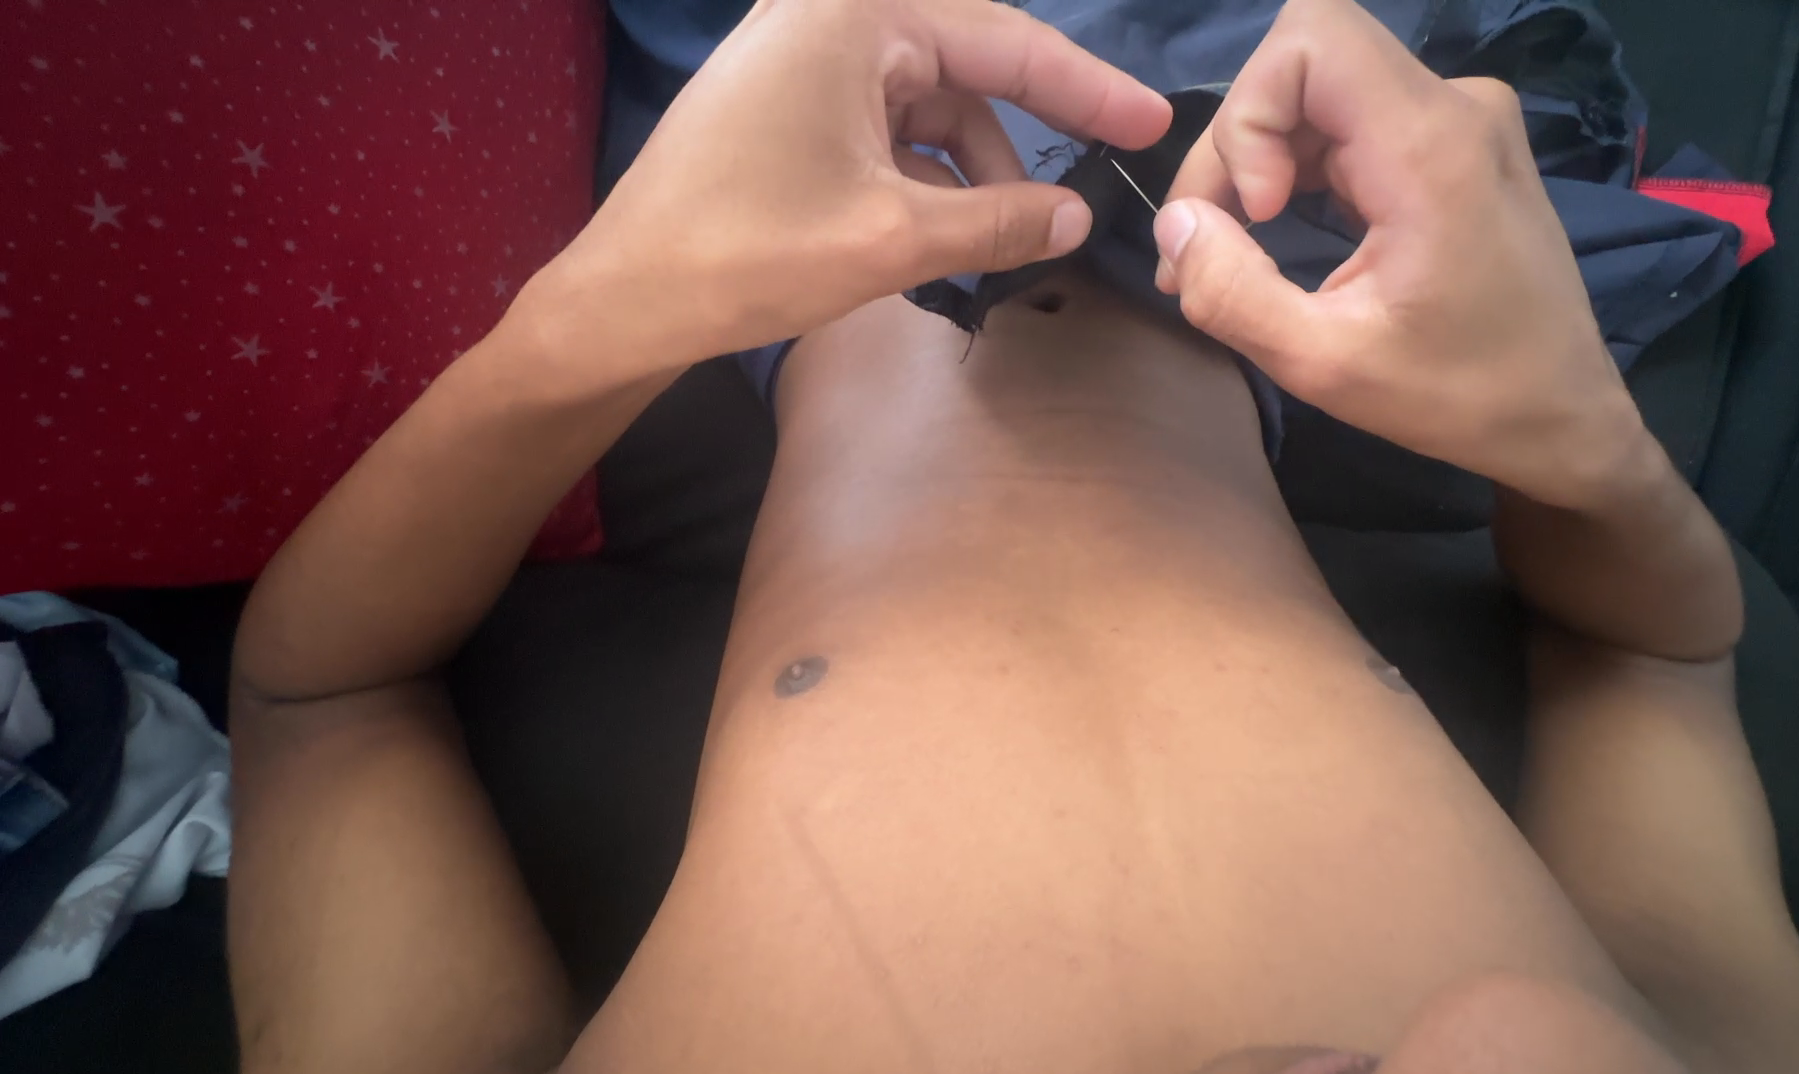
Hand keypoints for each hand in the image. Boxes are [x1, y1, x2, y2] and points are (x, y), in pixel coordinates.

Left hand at [527, 0, 1170, 375]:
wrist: (630, 299)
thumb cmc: (754, 254)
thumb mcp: (895, 238)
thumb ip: (999, 221)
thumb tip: (1078, 218)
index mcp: (857, 14)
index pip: (1005, 40)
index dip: (1085, 90)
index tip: (1146, 124)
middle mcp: (829, 18)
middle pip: (962, 77)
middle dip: (1015, 152)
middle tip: (1059, 218)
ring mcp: (802, 67)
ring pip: (921, 118)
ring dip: (964, 184)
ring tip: (986, 253)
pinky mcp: (785, 115)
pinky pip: (880, 140)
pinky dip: (917, 188)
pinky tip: (933, 243)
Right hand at [1151, 0, 1646, 508]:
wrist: (1553, 409)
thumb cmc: (1448, 394)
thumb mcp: (1320, 363)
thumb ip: (1232, 294)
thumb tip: (1173, 225)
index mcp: (1429, 146)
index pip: (1311, 38)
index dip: (1250, 117)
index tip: (1257, 214)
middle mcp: (1449, 106)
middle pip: (1299, 71)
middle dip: (1230, 157)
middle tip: (1200, 256)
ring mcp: (1451, 121)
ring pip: (1310, 100)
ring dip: (1248, 171)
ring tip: (1223, 258)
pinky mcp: (1443, 147)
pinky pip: (1338, 129)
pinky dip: (1285, 176)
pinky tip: (1268, 236)